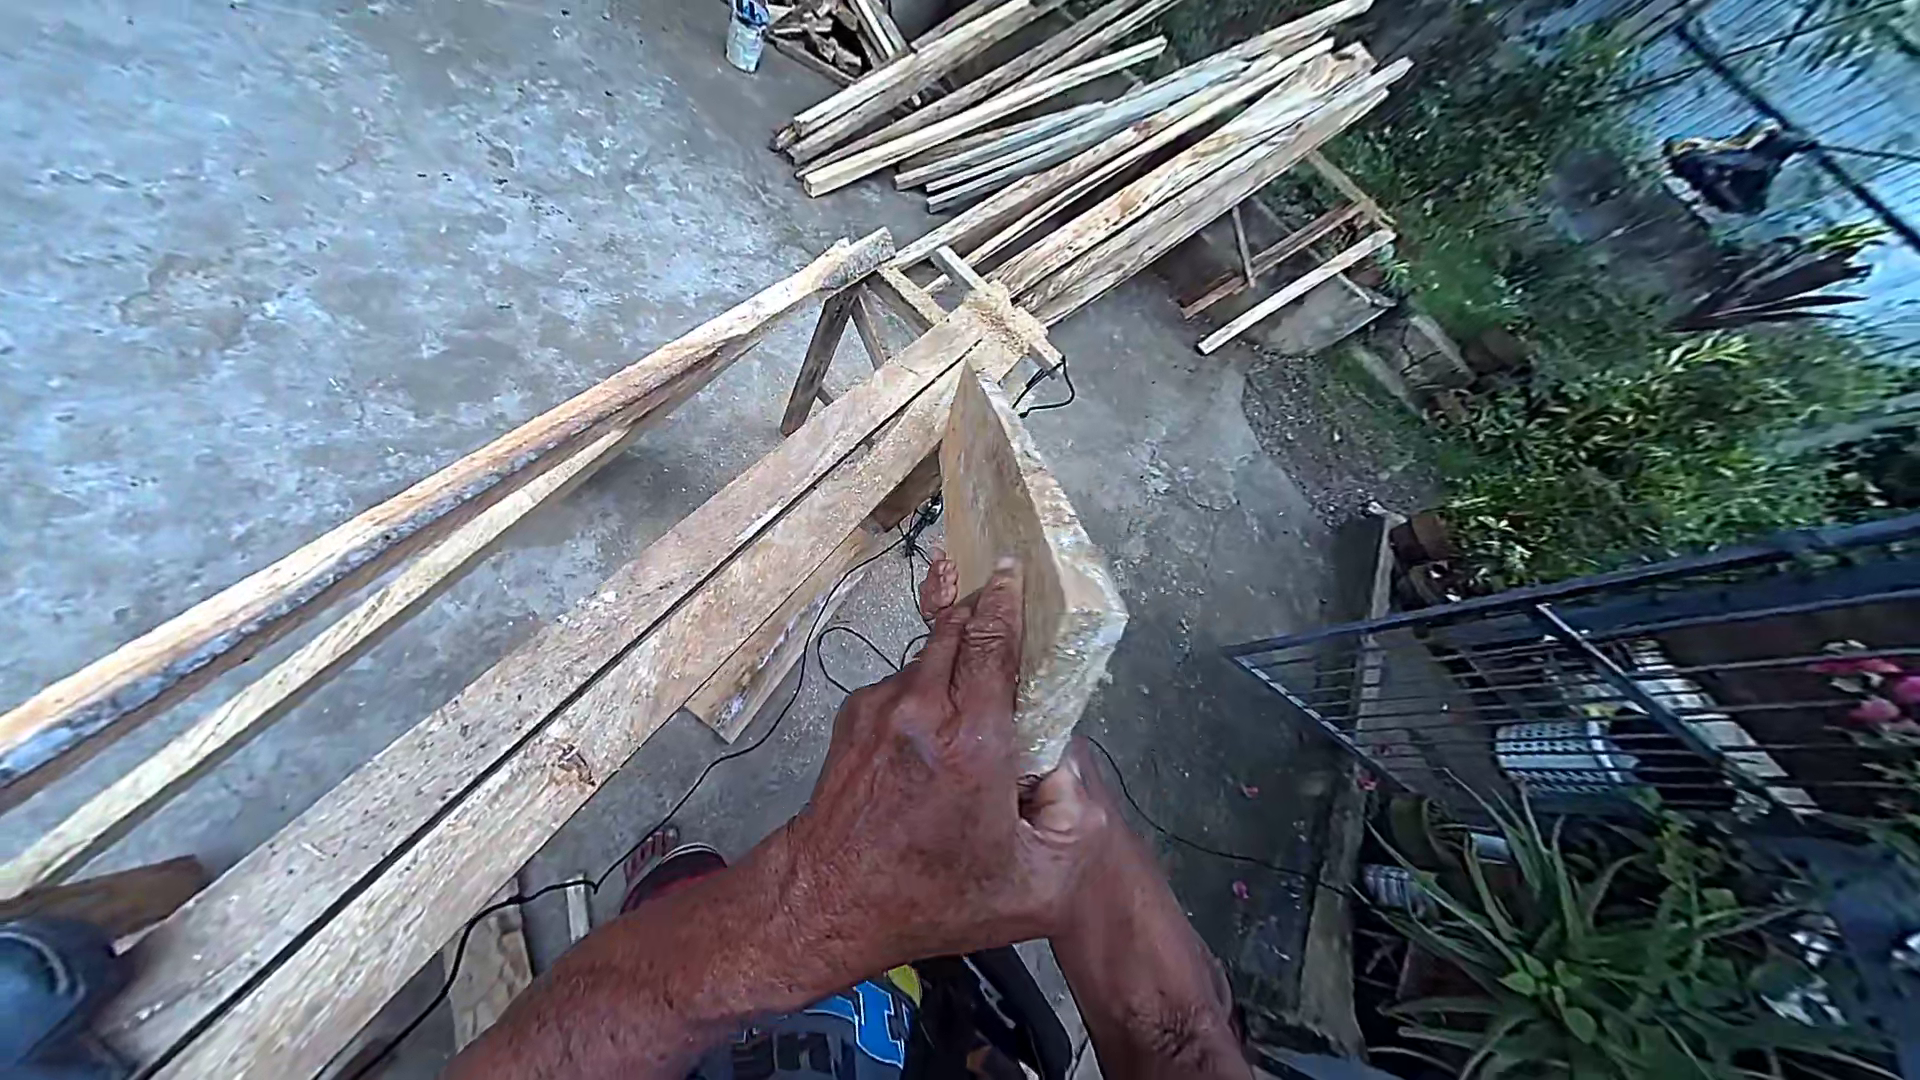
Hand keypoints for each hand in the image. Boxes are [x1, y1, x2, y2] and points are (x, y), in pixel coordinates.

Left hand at [783, 557, 1113, 968]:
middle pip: (959, 628)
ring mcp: (883, 703)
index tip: (1011, 570)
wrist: (831, 896)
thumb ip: (1076, 814)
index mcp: (974, 742)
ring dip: (955, 658)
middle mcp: (924, 708)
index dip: (1007, 601)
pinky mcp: (856, 708)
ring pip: (931, 652)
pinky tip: (929, 733)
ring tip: (967, 706)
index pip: (994, 643)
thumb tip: (1064, 755)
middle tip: (1001, 610)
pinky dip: (926, 689)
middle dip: (983, 612)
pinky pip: (905, 680)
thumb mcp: (1039, 883)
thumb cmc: (936, 895)